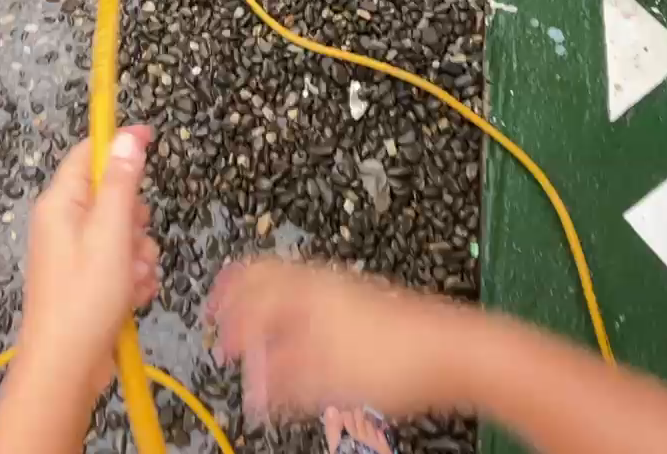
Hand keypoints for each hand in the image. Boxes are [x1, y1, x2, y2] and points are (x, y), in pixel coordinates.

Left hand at [14, 126, 160, 396]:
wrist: (65, 370)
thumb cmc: (85, 296)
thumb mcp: (110, 232)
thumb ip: (121, 182)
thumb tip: (127, 136)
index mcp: (60, 202)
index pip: (89, 153)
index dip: (119, 143)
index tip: (152, 137)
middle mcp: (64, 222)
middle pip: (112, 194)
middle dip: (135, 217)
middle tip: (133, 240)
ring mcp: (75, 253)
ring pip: (123, 231)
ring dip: (139, 251)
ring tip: (133, 277)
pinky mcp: (87, 280)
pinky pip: (121, 261)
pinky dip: (133, 274)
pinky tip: (134, 295)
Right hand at [206, 258, 474, 421]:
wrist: (446, 348)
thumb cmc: (389, 358)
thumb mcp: (325, 378)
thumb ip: (281, 381)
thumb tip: (252, 391)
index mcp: (300, 292)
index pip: (249, 295)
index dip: (230, 322)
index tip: (222, 346)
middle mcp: (314, 279)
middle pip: (261, 274)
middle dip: (237, 294)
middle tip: (220, 312)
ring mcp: (335, 283)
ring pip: (282, 278)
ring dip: (260, 298)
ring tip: (252, 324)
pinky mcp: (352, 295)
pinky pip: (303, 287)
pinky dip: (285, 303)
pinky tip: (293, 328)